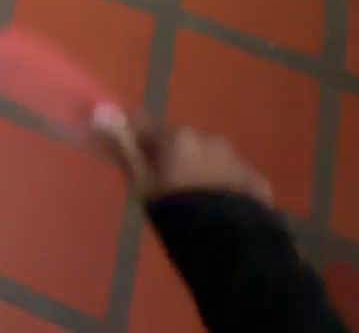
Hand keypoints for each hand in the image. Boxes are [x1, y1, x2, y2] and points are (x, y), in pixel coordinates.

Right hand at [91, 107, 273, 205]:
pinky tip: (220, 206)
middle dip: (171, 154)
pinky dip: (222, 181)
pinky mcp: (257, 179)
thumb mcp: (139, 181)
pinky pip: (231, 172)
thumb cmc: (175, 211)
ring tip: (197, 197)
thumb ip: (122, 145)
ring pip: (206, 154)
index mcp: (174, 135)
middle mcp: (206, 138)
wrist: (234, 248)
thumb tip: (100, 110)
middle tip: (167, 183)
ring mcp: (235, 158)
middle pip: (177, 138)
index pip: (142, 123)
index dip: (135, 140)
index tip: (134, 160)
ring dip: (198, 166)